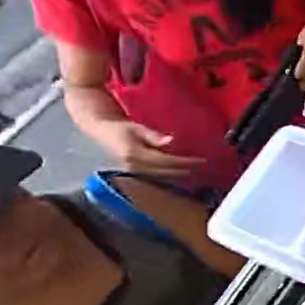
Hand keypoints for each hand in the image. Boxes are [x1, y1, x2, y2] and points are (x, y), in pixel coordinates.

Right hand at [87, 119, 204, 177]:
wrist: (102, 132)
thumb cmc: (121, 127)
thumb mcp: (137, 128)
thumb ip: (153, 136)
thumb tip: (171, 140)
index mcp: (135, 154)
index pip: (165, 161)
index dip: (184, 162)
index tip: (201, 160)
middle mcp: (134, 166)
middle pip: (166, 171)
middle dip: (185, 169)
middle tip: (203, 165)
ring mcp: (134, 172)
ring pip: (162, 177)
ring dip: (180, 174)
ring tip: (196, 170)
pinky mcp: (135, 174)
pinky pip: (157, 177)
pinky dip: (170, 176)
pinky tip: (182, 173)